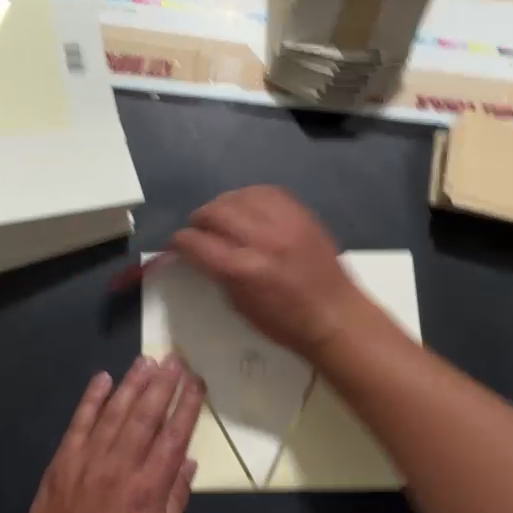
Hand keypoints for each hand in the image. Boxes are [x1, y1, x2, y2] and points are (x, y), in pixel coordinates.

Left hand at [10, 356, 203, 512]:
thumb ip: (176, 499)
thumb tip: (189, 461)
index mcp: (149, 489)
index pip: (174, 436)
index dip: (187, 406)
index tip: (197, 383)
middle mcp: (121, 467)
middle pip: (146, 415)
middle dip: (163, 384)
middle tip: (175, 358)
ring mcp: (89, 460)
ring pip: (115, 412)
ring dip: (132, 383)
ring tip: (148, 360)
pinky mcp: (64, 460)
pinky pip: (80, 422)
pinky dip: (92, 398)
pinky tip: (103, 378)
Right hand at [169, 185, 373, 357]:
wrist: (335, 314)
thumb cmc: (285, 322)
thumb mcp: (239, 306)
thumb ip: (217, 274)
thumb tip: (199, 253)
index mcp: (242, 270)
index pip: (196, 243)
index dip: (179, 243)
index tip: (178, 246)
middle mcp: (261, 239)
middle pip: (214, 212)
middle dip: (198, 221)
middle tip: (198, 231)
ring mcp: (283, 222)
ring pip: (237, 196)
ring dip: (221, 206)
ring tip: (221, 218)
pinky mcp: (300, 213)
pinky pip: (265, 191)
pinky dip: (248, 197)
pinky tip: (246, 208)